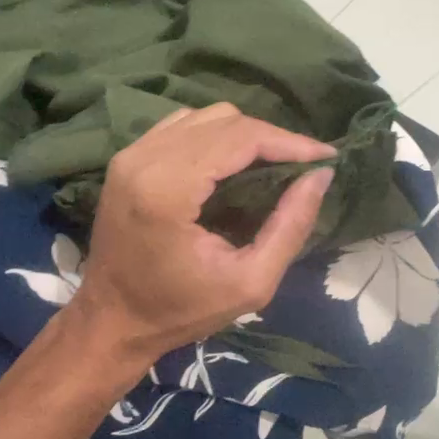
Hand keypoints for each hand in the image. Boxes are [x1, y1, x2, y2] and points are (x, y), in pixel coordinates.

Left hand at [65, 103, 334, 372]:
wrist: (111, 322)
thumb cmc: (180, 311)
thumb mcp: (250, 283)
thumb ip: (290, 226)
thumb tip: (321, 176)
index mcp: (168, 189)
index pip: (240, 138)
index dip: (289, 141)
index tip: (327, 156)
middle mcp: (145, 159)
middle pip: (224, 120)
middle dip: (272, 137)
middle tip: (305, 165)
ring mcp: (131, 154)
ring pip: (205, 116)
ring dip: (245, 134)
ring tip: (275, 163)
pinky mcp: (127, 157)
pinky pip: (183, 126)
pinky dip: (217, 136)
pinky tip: (236, 162)